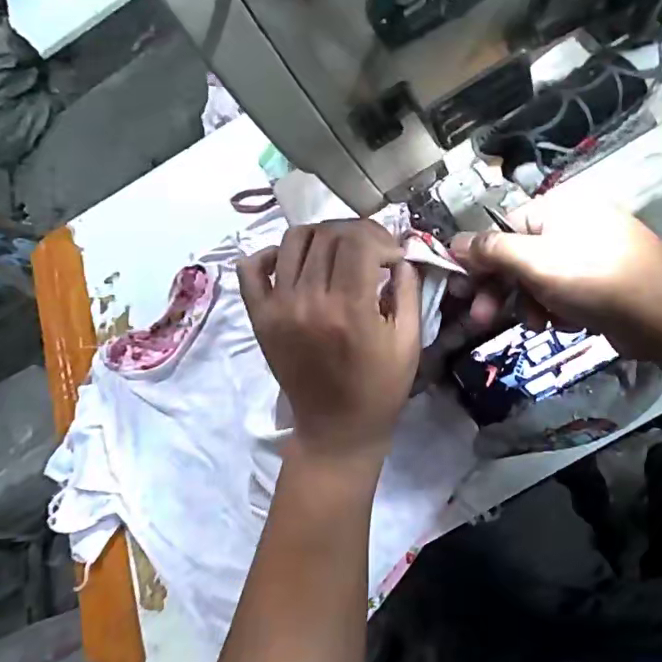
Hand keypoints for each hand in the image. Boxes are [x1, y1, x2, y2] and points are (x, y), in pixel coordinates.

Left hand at [238, 220, 421, 459]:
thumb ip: (408, 290)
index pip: (358, 241)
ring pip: (292, 240)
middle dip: (357, 233)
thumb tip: (399, 256)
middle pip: (327, 235)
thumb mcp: (410, 340)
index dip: (381, 238)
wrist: (337, 427)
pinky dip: (270, 254)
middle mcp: (309, 300)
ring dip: (321, 237)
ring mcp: (278, 307)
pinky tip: (295, 263)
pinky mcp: (259, 317)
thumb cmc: (381, 386)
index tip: (394, 256)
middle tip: (372, 251)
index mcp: (350, 309)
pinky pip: (251, 267)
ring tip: (338, 254)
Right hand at [448, 203, 661, 354]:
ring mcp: (593, 253)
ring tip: (542, 325)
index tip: (463, 291)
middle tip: (483, 320)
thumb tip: (453, 242)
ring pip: (543, 281)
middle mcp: (574, 224)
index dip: (480, 261)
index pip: (503, 229)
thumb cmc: (593, 279)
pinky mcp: (606, 282)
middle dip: (503, 290)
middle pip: (521, 257)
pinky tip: (567, 325)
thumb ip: (491, 251)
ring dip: (533, 305)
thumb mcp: (534, 262)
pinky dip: (561, 310)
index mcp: (557, 207)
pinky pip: (568, 293)